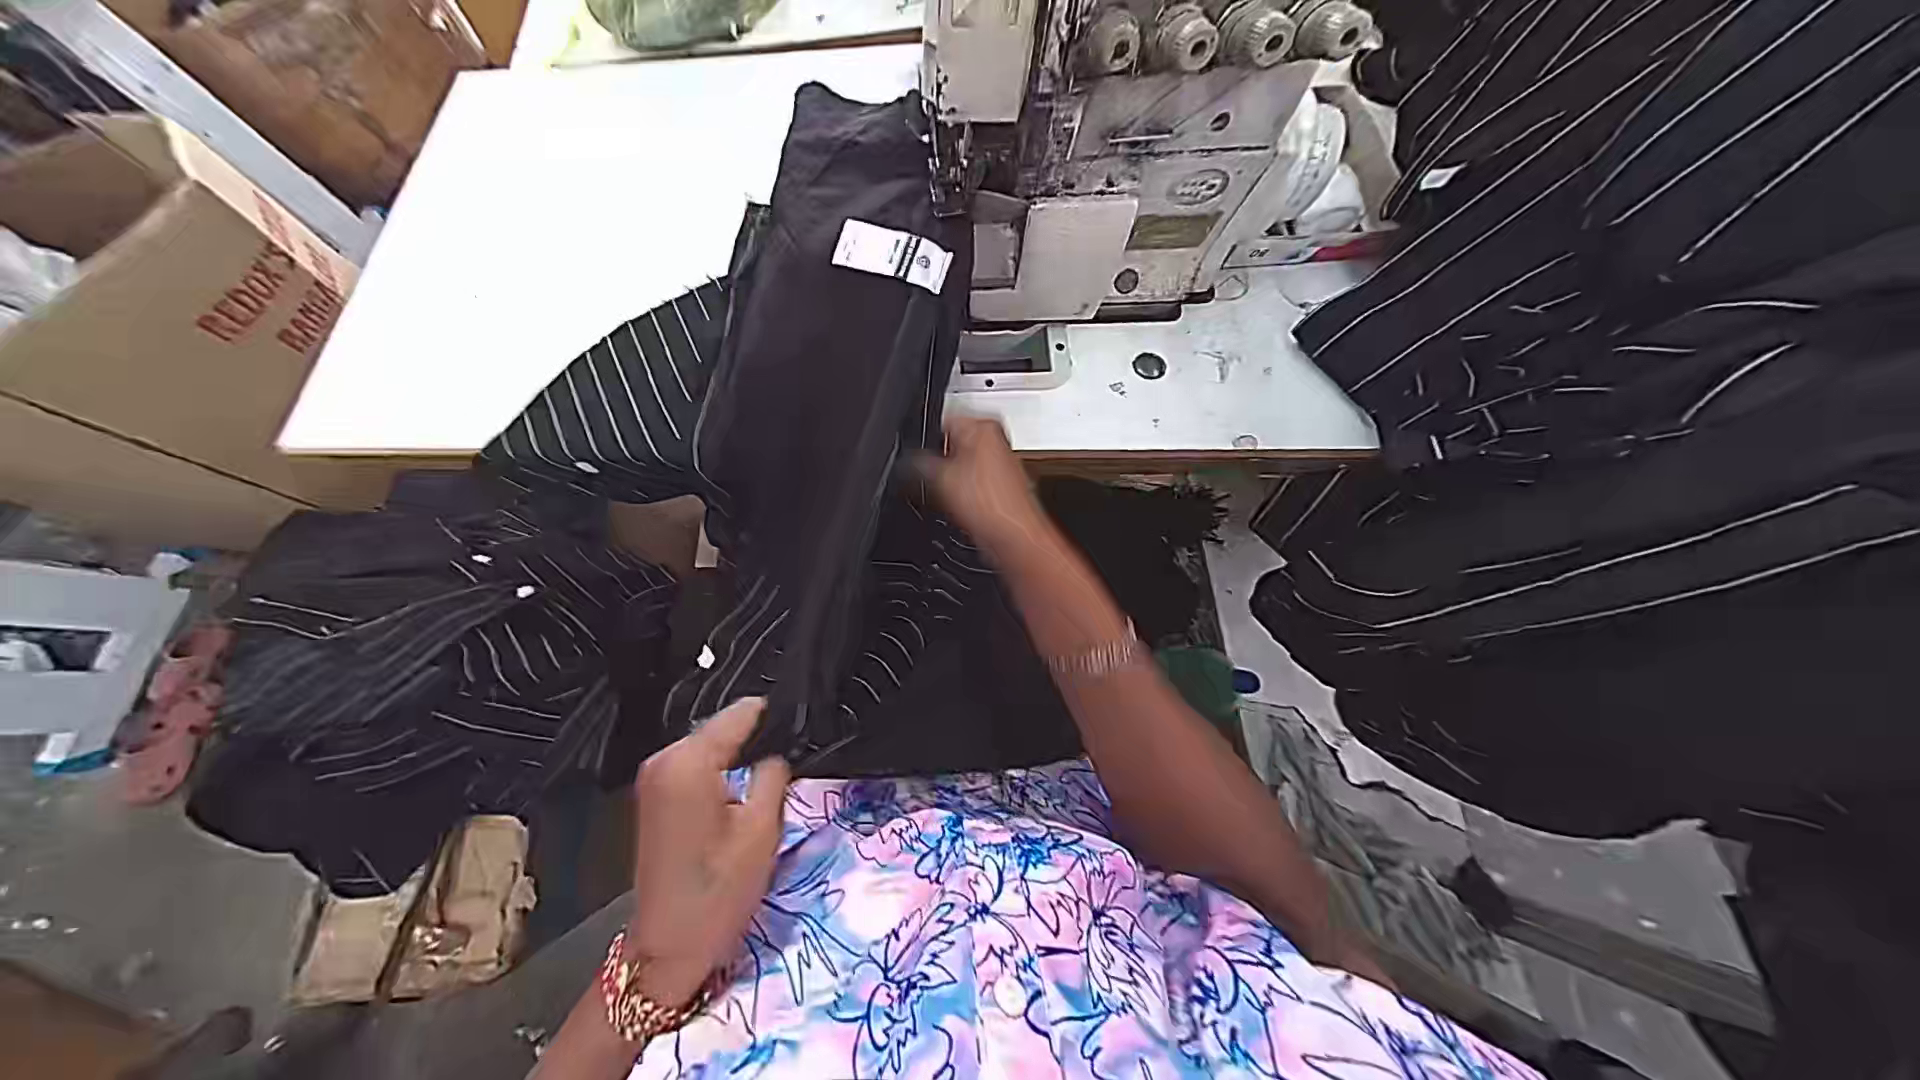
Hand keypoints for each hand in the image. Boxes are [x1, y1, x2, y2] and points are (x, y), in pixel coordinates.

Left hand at [624, 697, 791, 1005]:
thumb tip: (777, 752)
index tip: (803, 723)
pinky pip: (696, 763)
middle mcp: (664, 760)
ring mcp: (653, 777)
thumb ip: (774, 773)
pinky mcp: (654, 795)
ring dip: (739, 752)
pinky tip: (743, 786)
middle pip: (722, 725)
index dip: (775, 715)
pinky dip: (720, 768)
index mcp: (688, 761)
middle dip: (756, 735)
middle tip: (791, 753)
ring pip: (710, 744)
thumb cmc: (718, 891)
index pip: (740, 712)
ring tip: (773, 768)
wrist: (668, 947)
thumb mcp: (762, 828)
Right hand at [919, 415, 1045, 549]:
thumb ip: (917, 462)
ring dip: (949, 479)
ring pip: (960, 465)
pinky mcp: (999, 485)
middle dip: (937, 462)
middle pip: (951, 444)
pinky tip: (959, 505)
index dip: (924, 441)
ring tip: (946, 495)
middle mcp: (995, 440)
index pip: (942, 421)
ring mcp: (999, 463)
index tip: (914, 457)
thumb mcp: (938, 478)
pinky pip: (970, 483)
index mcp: (982, 426)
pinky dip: (962, 491)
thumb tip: (905, 461)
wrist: (1013, 536)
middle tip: (929, 480)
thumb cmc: (990, 505)